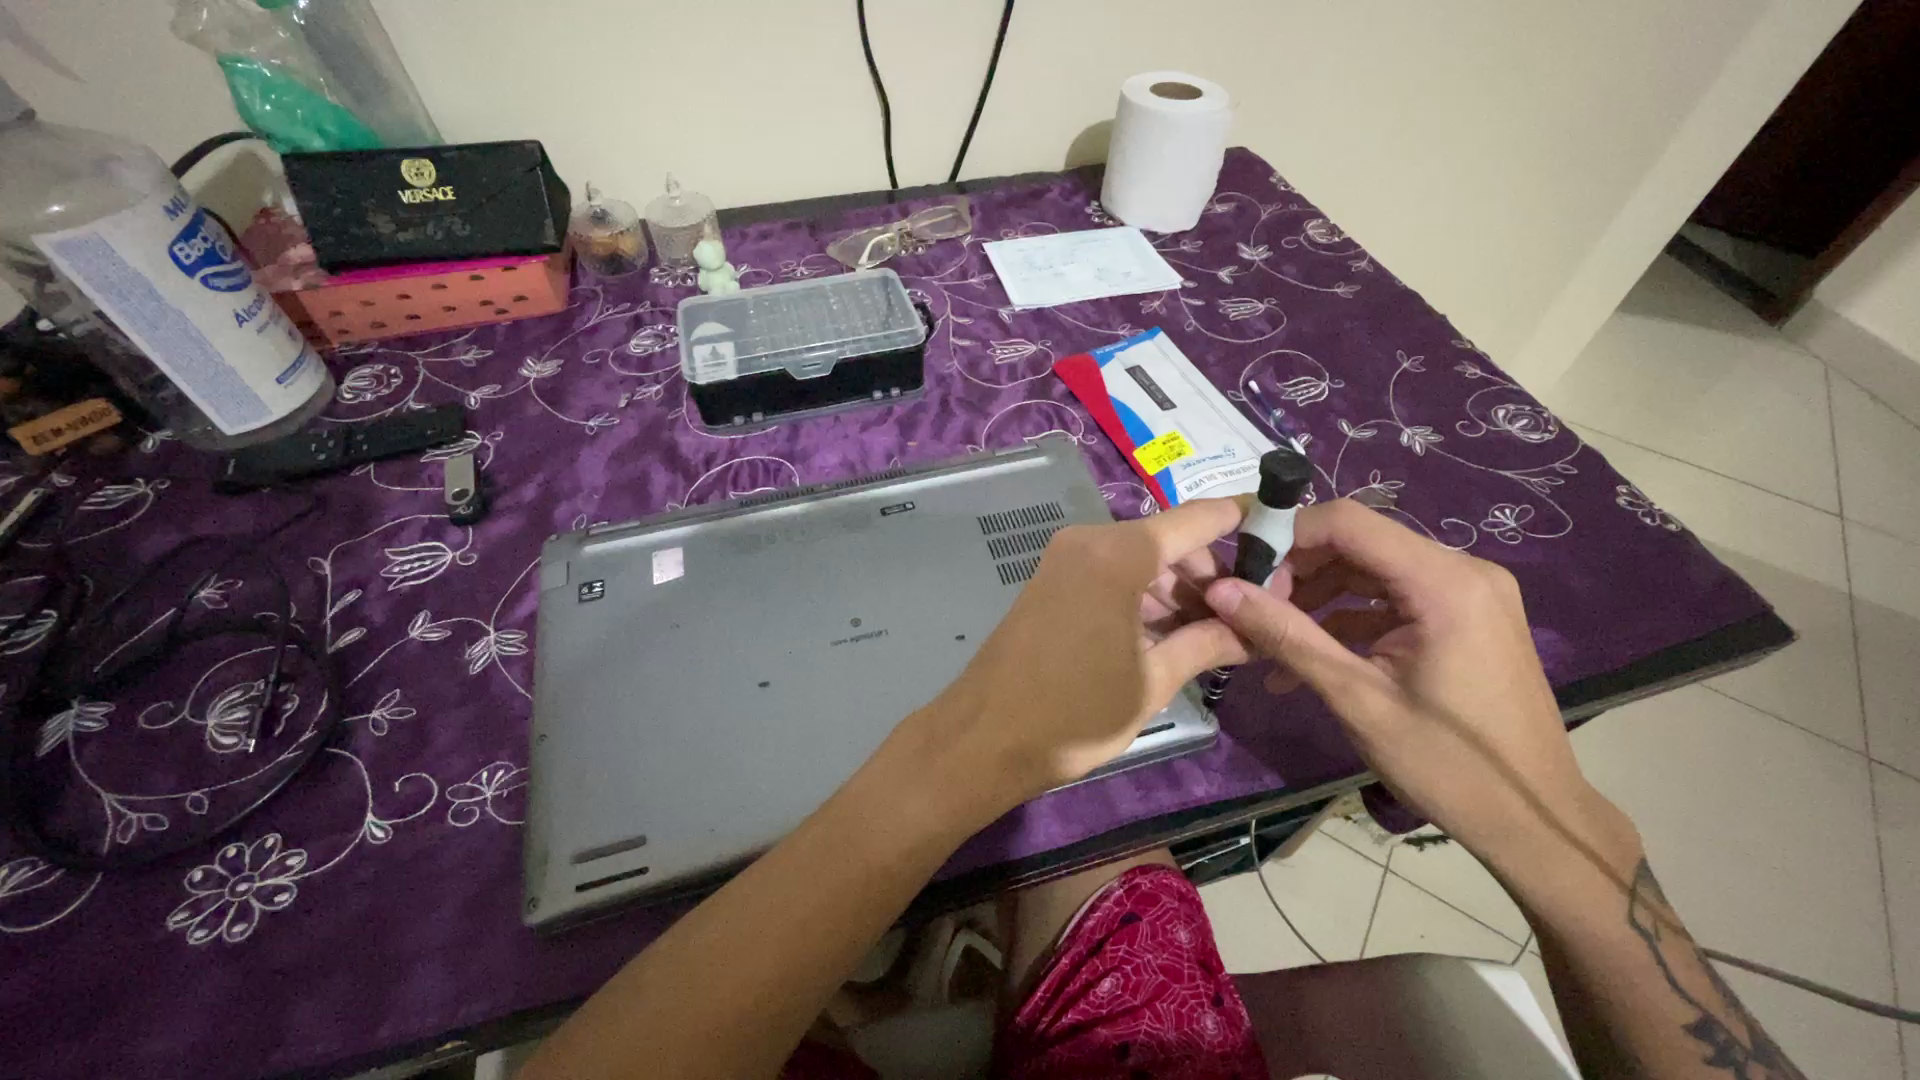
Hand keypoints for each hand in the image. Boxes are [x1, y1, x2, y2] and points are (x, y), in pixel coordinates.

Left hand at [908, 498, 1248, 815]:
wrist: (985, 738)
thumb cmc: (1074, 712)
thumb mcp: (1153, 681)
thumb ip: (1207, 643)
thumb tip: (1252, 630)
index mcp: (1117, 556)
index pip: (1196, 520)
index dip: (1242, 522)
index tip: (1284, 537)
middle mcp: (1089, 543)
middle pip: (1168, 542)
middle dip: (1210, 575)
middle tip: (1249, 616)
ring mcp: (1065, 561)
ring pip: (1141, 561)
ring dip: (1178, 592)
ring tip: (1216, 636)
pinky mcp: (1052, 583)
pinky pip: (1112, 576)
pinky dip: (1144, 598)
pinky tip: (1172, 635)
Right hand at [1203, 499, 1628, 866]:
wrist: (1534, 821)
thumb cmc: (1447, 763)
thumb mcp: (1356, 698)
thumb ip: (1287, 636)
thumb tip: (1219, 591)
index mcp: (1445, 582)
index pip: (1347, 522)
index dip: (1285, 536)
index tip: (1242, 574)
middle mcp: (1464, 571)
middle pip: (1358, 542)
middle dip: (1297, 571)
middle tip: (1251, 611)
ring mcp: (1469, 593)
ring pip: (1371, 569)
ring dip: (1317, 597)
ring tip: (1270, 638)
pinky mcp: (1466, 616)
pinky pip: (1393, 598)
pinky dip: (1349, 618)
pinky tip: (1310, 655)